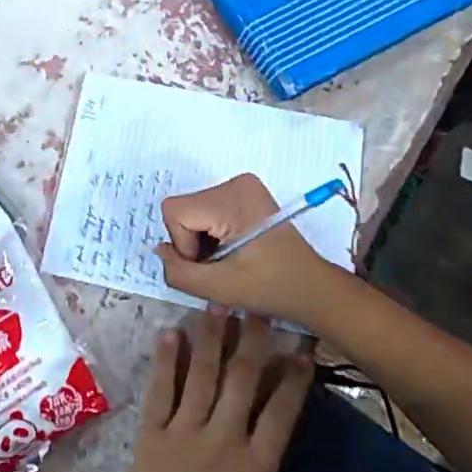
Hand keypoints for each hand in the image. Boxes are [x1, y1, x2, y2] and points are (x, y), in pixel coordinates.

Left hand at [114, 309, 312, 471]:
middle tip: (258, 304)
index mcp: (258, 468)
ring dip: (211, 337)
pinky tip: (170, 332)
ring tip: (217, 304)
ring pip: (203, 376)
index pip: (284, 410)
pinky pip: (160, 390)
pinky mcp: (150, 434)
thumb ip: (264, 465)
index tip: (302, 342)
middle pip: (243, 380)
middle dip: (253, 339)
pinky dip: (166, 360)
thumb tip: (270, 420)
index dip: (295, 373)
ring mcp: (184, 434)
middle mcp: (223, 441)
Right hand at [154, 173, 341, 323]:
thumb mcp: (217, 288)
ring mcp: (242, 186)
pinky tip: (231, 251)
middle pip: (183, 210)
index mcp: (233, 199)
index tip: (208, 265)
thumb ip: (177, 271)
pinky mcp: (245, 194)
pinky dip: (210, 233)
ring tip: (226, 261)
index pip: (175, 212)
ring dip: (199, 239)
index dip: (182, 243)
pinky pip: (207, 210)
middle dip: (191, 242)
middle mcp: (236, 183)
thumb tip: (159, 250)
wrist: (312, 287)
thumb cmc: (270, 288)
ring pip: (192, 211)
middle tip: (217, 267)